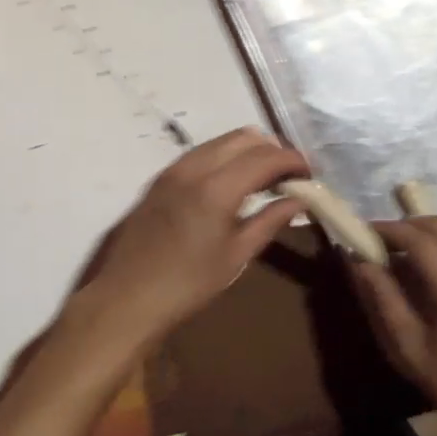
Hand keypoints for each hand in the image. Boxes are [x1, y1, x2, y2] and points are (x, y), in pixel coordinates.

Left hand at [80, 128, 307, 341]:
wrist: (126, 297)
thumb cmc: (187, 285)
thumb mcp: (236, 256)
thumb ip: (270, 221)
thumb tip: (299, 200)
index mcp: (216, 188)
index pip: (265, 157)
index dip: (292, 160)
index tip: (310, 173)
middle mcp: (193, 168)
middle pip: (244, 138)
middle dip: (272, 149)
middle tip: (290, 174)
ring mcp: (173, 170)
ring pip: (221, 141)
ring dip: (248, 150)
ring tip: (265, 177)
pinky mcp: (160, 178)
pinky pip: (201, 152)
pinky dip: (225, 156)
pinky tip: (233, 181)